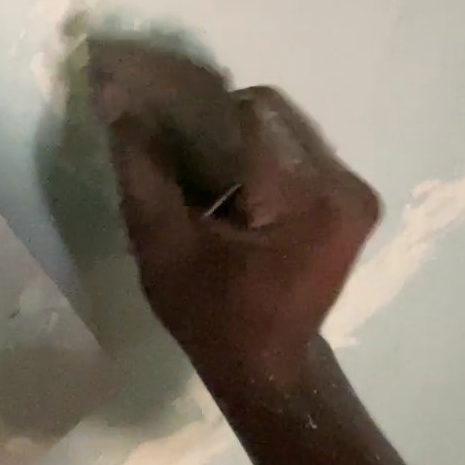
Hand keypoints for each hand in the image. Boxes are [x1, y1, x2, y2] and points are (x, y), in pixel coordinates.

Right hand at [98, 79, 379, 386]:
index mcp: (303, 197)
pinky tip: (218, 172)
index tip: (143, 97)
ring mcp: (352, 188)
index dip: (186, 96)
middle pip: (264, 110)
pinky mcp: (349, 196)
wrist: (269, 369)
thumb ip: (139, 165)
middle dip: (206, 113)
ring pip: (278, 122)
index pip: (243, 110)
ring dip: (227, 128)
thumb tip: (112, 95)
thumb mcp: (161, 244)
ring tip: (184, 151)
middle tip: (160, 131)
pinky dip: (249, 147)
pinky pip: (291, 144)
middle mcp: (342, 182)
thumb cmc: (211, 316)